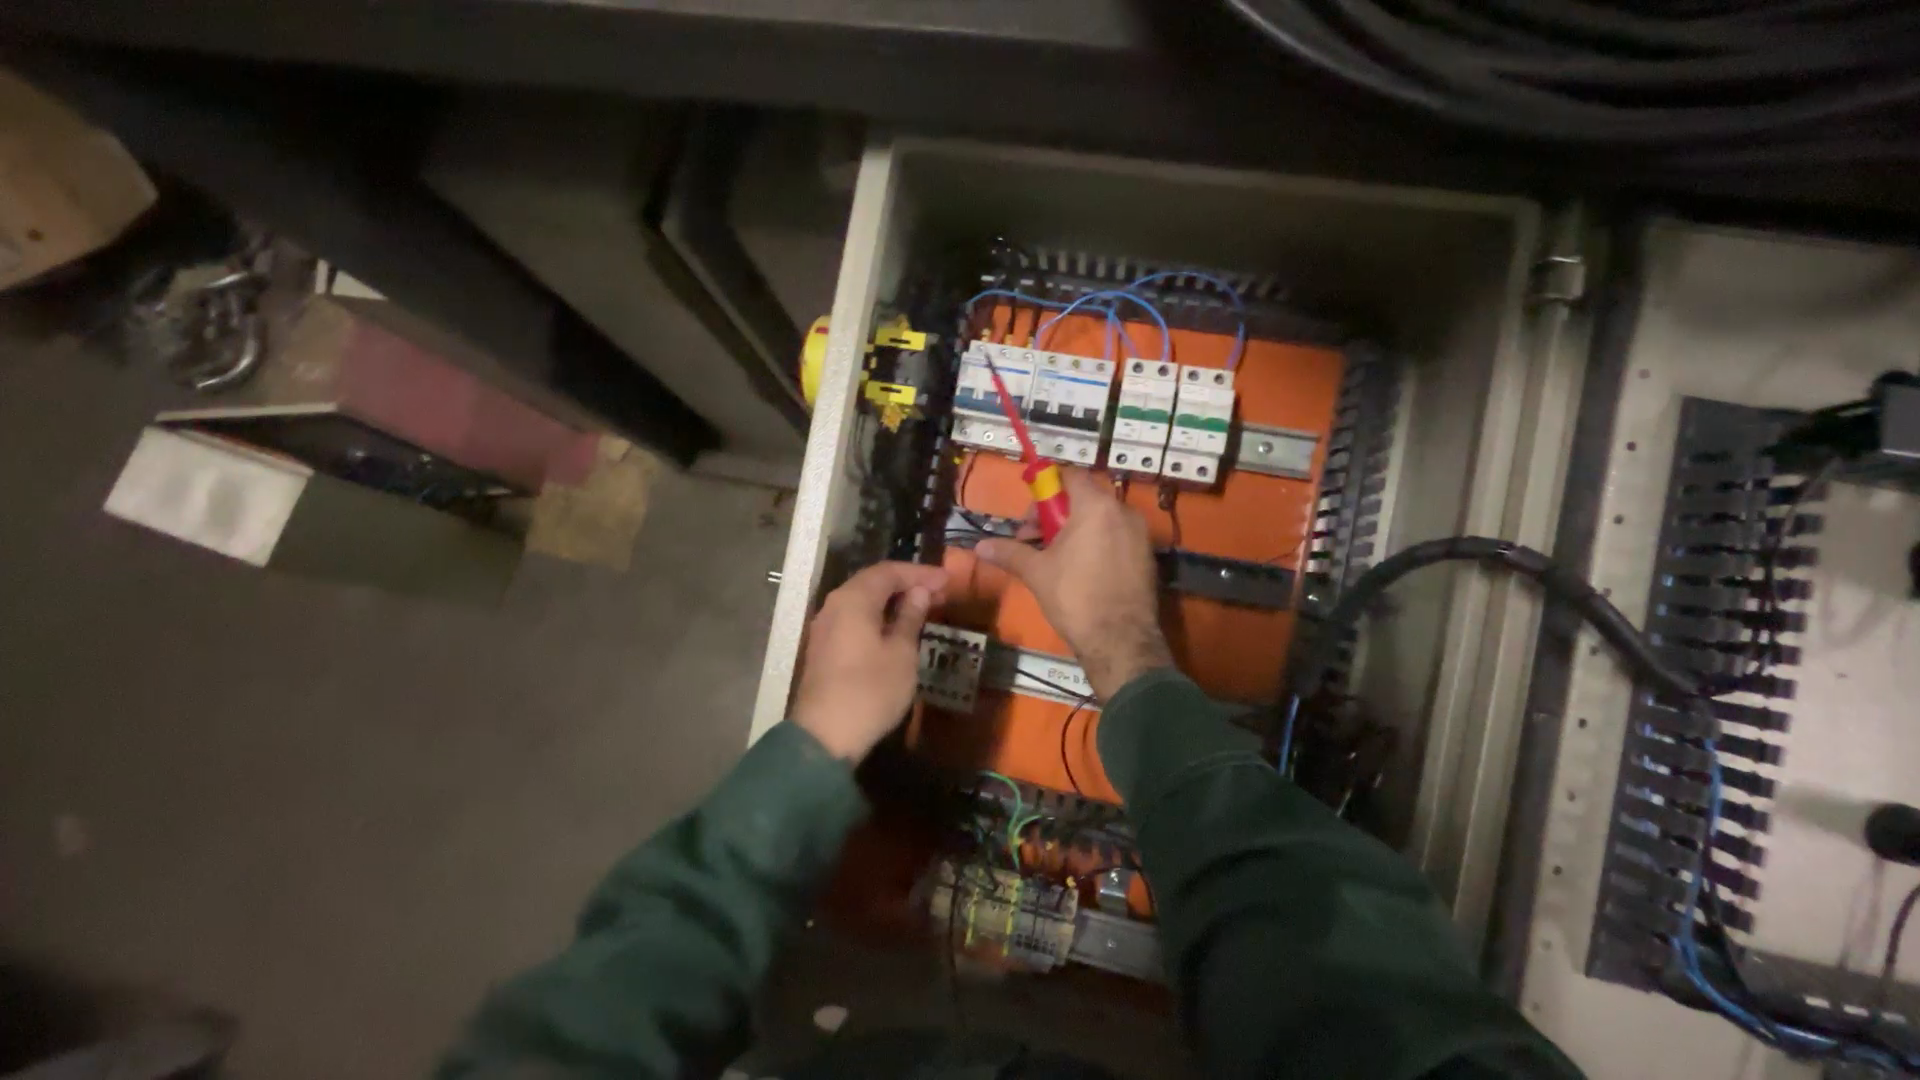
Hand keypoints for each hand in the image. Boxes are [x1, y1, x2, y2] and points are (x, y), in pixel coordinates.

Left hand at [790, 561, 949, 761]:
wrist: (825, 736)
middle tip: (940, 593)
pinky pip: (855, 620)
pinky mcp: (825, 648)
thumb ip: (910, 617)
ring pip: (863, 602)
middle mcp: (834, 605)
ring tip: (924, 609)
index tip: (948, 580)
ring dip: (893, 602)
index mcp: (853, 599)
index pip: (889, 572)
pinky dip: (879, 617)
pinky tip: (898, 629)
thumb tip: (918, 593)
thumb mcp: (901, 653)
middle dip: (908, 584)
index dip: (920, 573)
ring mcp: (826, 627)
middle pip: (873, 583)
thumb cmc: (871, 691)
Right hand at [976, 469, 1171, 700]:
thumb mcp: (1036, 572)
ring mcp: (1140, 535)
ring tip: (1053, 558)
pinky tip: (1080, 571)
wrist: (1120, 640)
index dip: (1046, 486)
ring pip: (1101, 520)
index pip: (1070, 475)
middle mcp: (1123, 512)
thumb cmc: (1075, 597)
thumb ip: (1009, 552)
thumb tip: (980, 546)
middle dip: (1055, 515)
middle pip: (1084, 498)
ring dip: (1075, 530)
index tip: (1030, 512)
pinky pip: (1117, 538)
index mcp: (1096, 506)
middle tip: (1033, 540)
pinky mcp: (1148, 557)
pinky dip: (1097, 544)